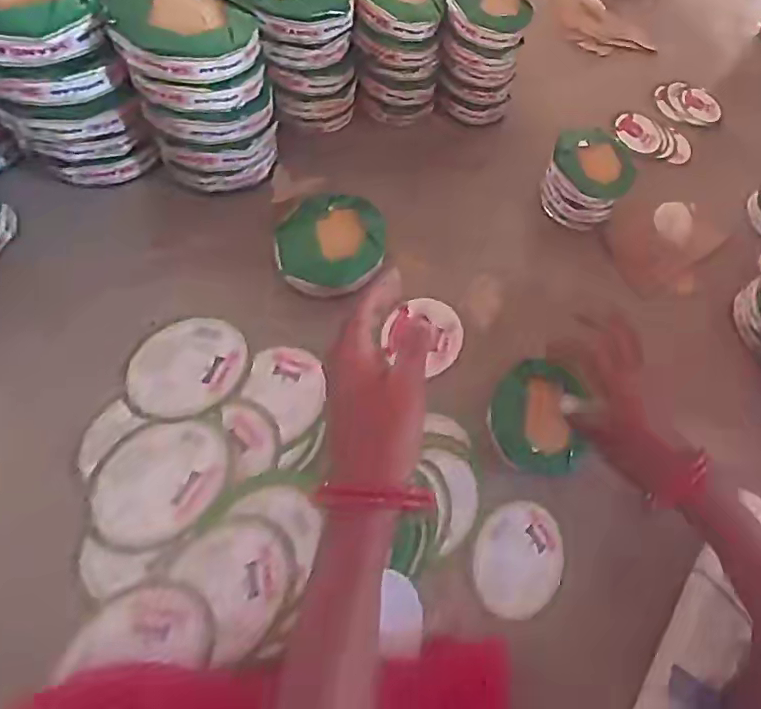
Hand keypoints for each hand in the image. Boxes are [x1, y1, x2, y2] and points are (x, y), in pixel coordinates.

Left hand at [324, 269, 430, 490]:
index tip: (396, 273)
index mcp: (352, 356)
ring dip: (371, 323)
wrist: (365, 488)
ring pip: (354, 342)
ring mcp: (341, 386)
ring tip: (393, 312)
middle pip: (353, 325)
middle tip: (397, 288)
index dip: (379, 292)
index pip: (362, 313)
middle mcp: (340, 366)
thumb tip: (420, 315)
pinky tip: (386, 351)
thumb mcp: (408, 387)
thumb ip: (414, 348)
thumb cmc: (387, 433)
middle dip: (374, 304)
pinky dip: (372, 342)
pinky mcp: (347, 402)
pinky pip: (358, 358)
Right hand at [554, 314, 698, 498]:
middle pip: (615, 332)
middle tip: (576, 315)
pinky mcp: (654, 380)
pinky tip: (617, 342)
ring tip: (600, 316)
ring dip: (614, 323)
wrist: (674, 465)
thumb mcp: (602, 441)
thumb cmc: (636, 456)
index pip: (589, 352)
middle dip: (594, 319)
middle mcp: (633, 371)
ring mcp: (646, 373)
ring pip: (631, 337)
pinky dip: (626, 337)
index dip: (567, 345)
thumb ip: (580, 418)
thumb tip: (560, 402)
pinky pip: (638, 349)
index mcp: (617, 384)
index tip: (549, 349)